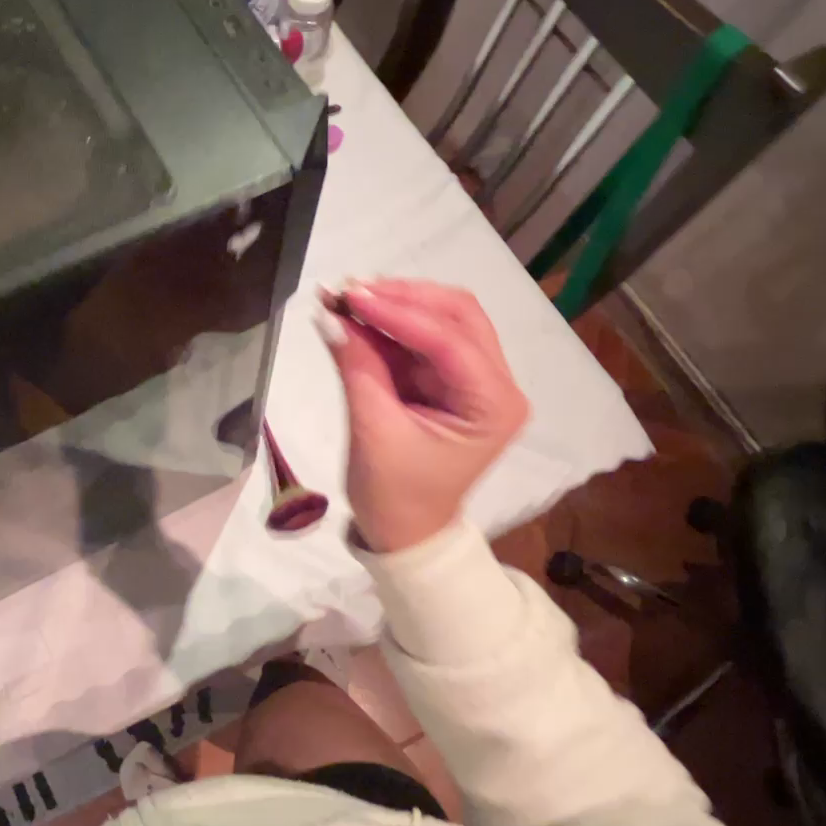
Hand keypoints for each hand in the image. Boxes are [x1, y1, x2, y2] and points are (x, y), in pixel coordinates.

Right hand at [316, 279, 527, 552]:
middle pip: (456, 316)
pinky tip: (355, 315)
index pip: (449, 340)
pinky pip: (421, 339)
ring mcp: (473, 380)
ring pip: (441, 320)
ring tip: (345, 298)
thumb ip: (357, 367)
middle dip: (402, 298)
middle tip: (349, 291)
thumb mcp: (373, 431)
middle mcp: (495, 384)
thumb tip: (331, 315)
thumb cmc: (394, 496)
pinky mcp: (447, 381)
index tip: (350, 295)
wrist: (403, 534)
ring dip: (394, 305)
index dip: (398, 312)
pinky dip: (389, 325)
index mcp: (493, 405)